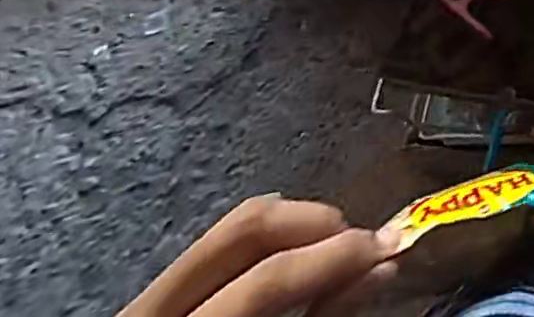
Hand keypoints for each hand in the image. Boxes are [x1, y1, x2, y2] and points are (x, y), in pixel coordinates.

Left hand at [119, 196, 398, 316]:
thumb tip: (381, 267)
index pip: (263, 282)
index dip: (334, 257)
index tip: (385, 250)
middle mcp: (150, 314)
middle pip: (247, 229)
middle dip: (318, 224)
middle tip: (364, 242)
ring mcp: (148, 303)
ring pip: (235, 226)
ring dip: (299, 228)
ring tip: (339, 248)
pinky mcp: (158, 299)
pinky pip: (224, 247)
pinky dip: (273, 244)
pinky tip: (300, 259)